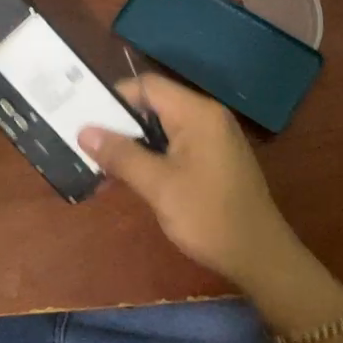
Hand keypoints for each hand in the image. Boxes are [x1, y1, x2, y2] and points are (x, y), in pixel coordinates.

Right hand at [79, 75, 295, 287]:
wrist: (259, 256)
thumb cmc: (209, 216)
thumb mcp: (159, 186)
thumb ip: (121, 155)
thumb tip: (85, 132)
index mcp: (197, 113)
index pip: (146, 86)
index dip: (113, 98)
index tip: (84, 120)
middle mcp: (206, 117)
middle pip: (153, 105)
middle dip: (118, 124)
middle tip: (84, 145)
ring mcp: (212, 139)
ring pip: (161, 128)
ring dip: (132, 144)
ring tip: (99, 166)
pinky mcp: (213, 160)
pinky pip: (175, 145)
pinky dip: (150, 156)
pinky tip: (129, 178)